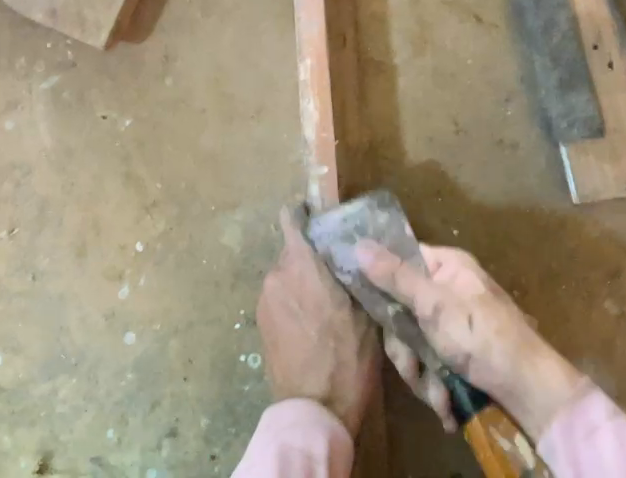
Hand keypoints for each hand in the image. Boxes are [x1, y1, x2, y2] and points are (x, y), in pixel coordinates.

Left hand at [256, 205, 380, 435]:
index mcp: (301, 264)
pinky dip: (294, 302)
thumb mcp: (365, 313)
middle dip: (312, 257)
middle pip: (293, 251)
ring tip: (329, 304)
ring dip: (303, 282)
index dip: (305, 214)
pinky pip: (279, 298)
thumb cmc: (347, 358)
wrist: (314, 411)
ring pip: (286, 276)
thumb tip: (359, 252)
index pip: (292, 219)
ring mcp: (264, 300)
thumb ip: (355, 275)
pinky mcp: (260, 324)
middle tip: (338, 272)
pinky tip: (315, 324)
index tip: (321, 217)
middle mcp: (276, 275)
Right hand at [356, 240, 587, 439]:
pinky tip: (447, 406)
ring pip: (415, 344)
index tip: (372, 310)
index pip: (401, 261)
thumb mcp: (434, 304)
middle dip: (406, 349)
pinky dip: (436, 386)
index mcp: (447, 266)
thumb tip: (358, 244)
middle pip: (402, 311)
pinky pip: (431, 364)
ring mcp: (454, 325)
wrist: (530, 390)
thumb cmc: (482, 336)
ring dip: (422, 376)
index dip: (383, 285)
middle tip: (412, 368)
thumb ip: (395, 277)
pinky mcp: (459, 355)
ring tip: (439, 398)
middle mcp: (449, 290)